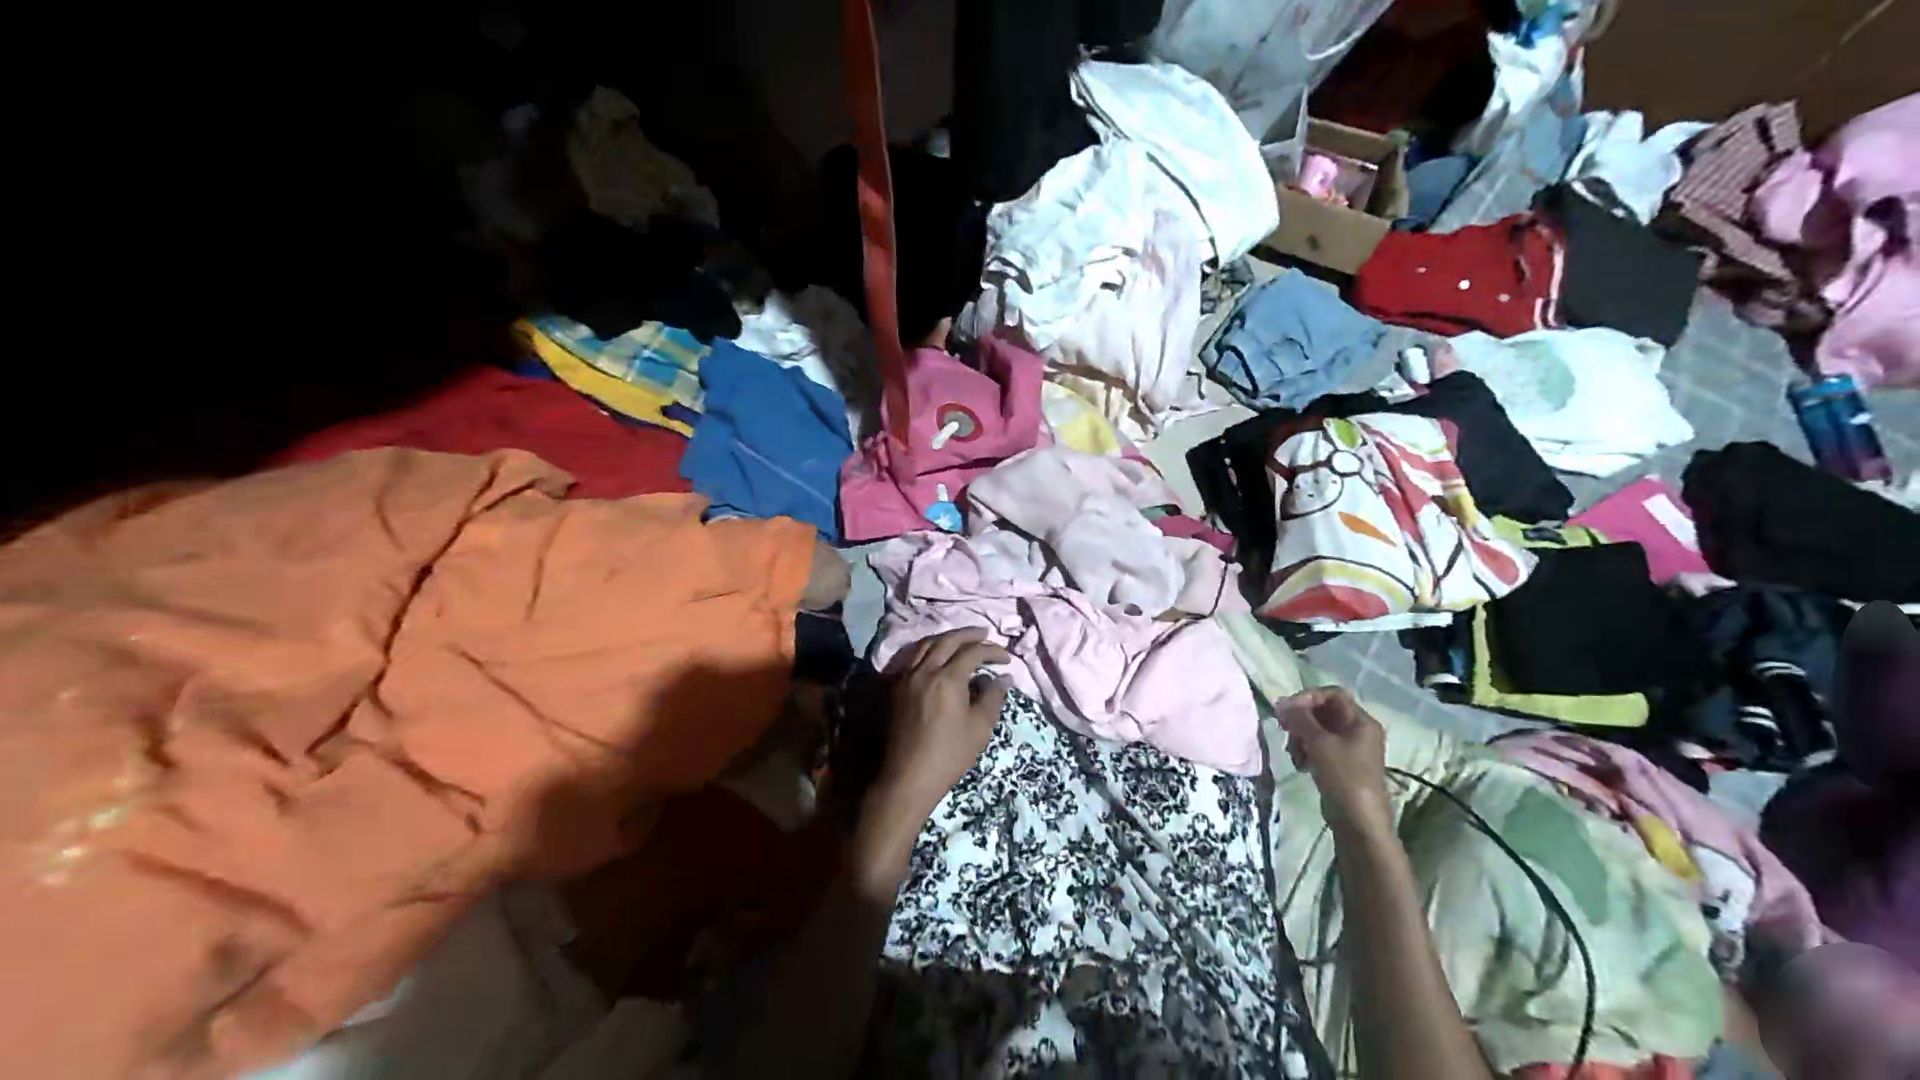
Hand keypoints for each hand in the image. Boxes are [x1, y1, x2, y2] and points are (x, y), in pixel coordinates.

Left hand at [877, 628, 1010, 813]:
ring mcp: (906, 677)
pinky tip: (936, 657)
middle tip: (984, 635)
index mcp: (947, 678)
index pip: (972, 652)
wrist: (908, 776)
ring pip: (926, 646)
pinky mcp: (896, 688)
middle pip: (947, 641)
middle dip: (968, 635)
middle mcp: (924, 671)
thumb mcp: (980, 727)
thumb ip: (992, 697)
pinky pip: (912, 658)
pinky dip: (928, 650)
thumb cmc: (949, 754)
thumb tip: (1002, 678)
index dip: (992, 651)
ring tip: (961, 641)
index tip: (1006, 658)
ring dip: (946, 639)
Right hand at [1277, 687, 1392, 834]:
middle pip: (1323, 712)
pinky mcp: (1340, 764)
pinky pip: (1319, 747)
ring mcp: (1350, 748)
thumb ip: (1300, 719)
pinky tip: (1301, 765)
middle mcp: (1358, 731)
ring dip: (1300, 737)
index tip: (1287, 710)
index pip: (1332, 694)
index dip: (1307, 697)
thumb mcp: (1319, 743)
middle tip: (1286, 731)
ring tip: (1295, 754)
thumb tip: (1281, 702)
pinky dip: (1306, 751)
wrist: (1358, 820)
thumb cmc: (1344, 776)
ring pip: (1317, 730)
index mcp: (1361, 721)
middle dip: (1301, 720)